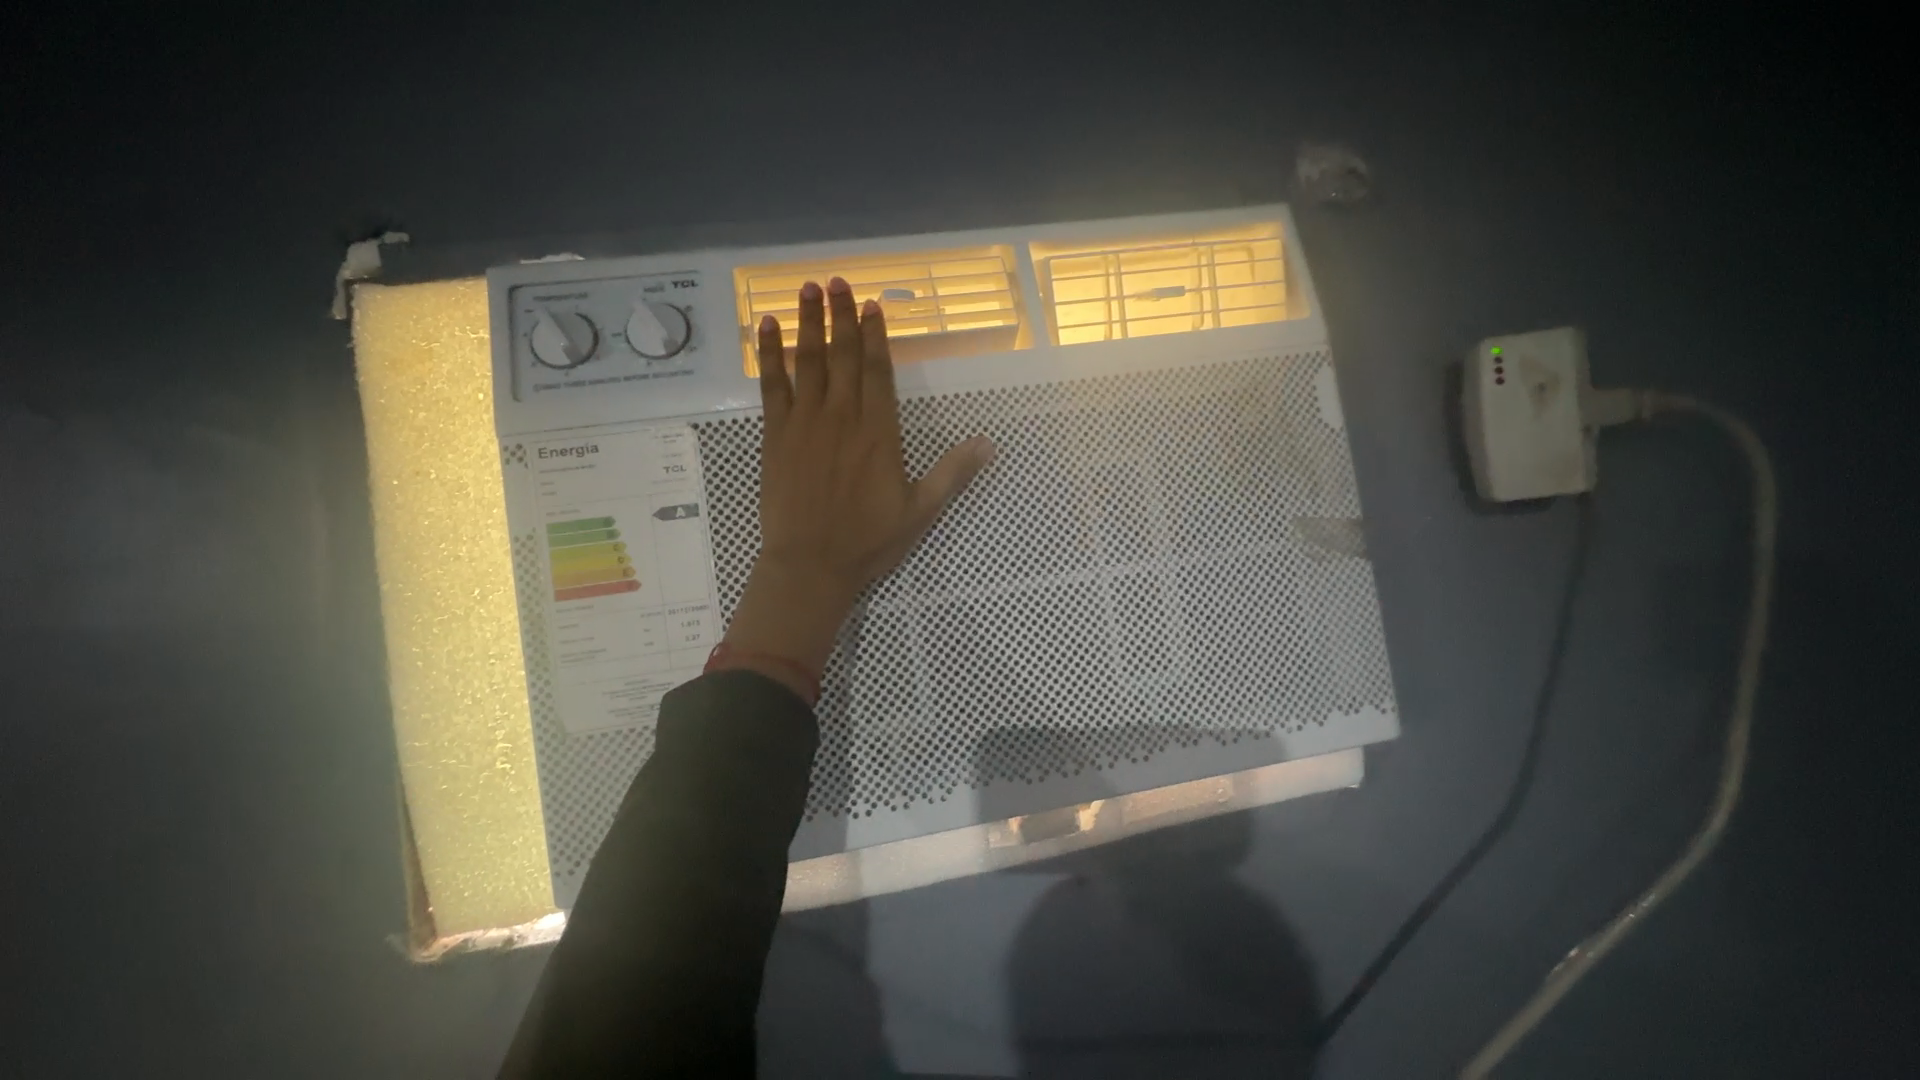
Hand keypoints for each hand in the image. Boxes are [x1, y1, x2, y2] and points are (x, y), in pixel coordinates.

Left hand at [717, 277, 994, 698]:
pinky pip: (772, 385)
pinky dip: (769, 355)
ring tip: (808, 288)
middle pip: (842, 356)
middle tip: (837, 281)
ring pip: (807, 362)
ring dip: (808, 323)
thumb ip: (952, 473)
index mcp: (878, 433)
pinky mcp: (776, 435)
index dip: (874, 335)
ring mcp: (805, 423)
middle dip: (840, 316)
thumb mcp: (920, 511)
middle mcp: (842, 417)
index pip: (877, 371)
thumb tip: (988, 443)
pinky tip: (768, 328)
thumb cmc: (868, 541)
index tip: (871, 305)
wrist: (810, 566)